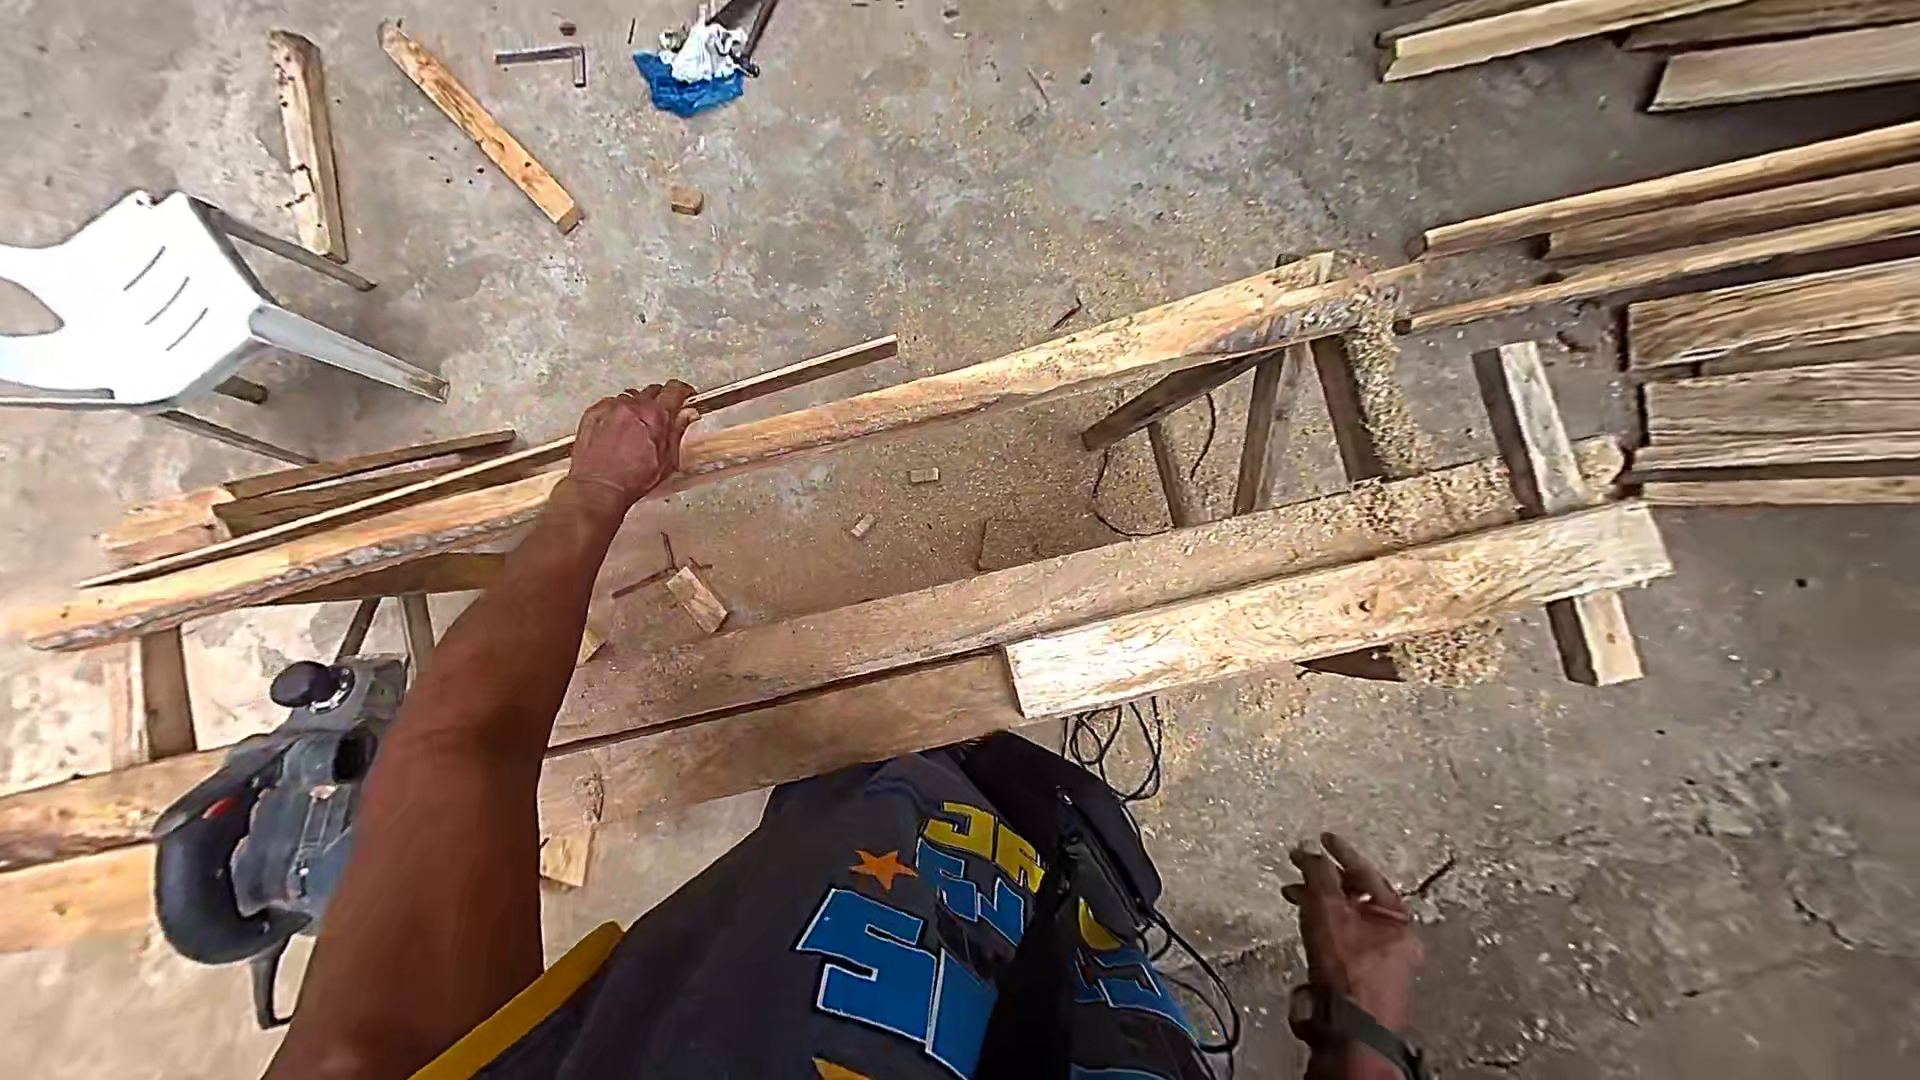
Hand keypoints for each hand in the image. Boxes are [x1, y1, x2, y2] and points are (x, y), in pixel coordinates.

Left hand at [566, 382, 698, 518]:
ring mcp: (611, 407)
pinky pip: (610, 404)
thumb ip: (678, 431)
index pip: (674, 390)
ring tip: (639, 425)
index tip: (686, 395)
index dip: (684, 391)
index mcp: (656, 415)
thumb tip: (688, 414)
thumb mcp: (668, 459)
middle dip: (661, 400)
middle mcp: (633, 406)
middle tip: (663, 416)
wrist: (600, 486)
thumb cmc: (633, 478)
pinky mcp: (593, 413)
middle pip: (652, 391)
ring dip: (639, 406)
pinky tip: (620, 429)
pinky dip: (618, 412)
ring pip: (631, 397)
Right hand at [1283, 833, 1423, 1031]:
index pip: (1366, 873)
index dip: (1341, 852)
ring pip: (1347, 915)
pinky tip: (1305, 921)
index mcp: (1397, 919)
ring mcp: (1381, 958)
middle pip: (1356, 894)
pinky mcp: (1363, 974)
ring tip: (1294, 893)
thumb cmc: (1346, 966)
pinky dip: (1322, 921)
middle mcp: (1395, 938)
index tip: (1323, 838)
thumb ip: (1318, 873)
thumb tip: (1311, 852)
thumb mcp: (1327, 907)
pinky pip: (1342, 934)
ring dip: (1319, 900)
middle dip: (1324, 878)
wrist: (1348, 1024)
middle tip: (1301, 865)